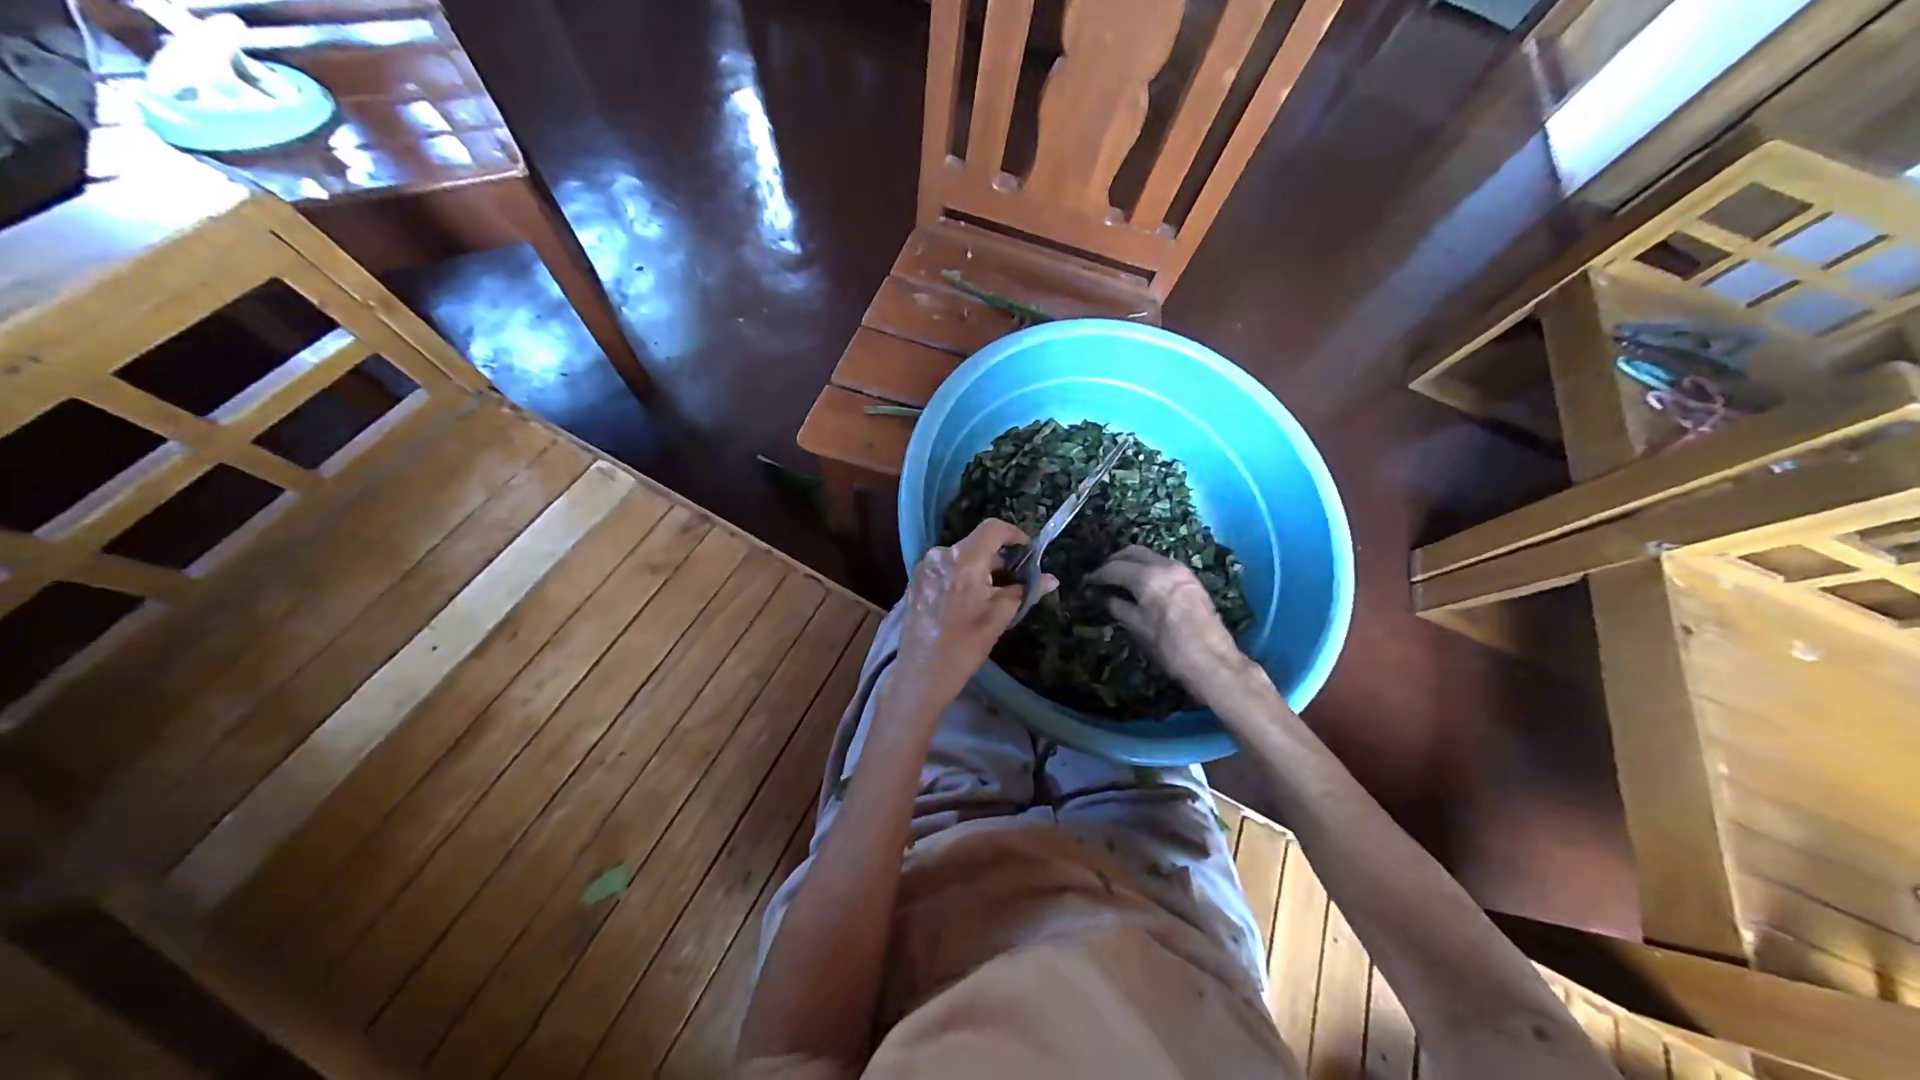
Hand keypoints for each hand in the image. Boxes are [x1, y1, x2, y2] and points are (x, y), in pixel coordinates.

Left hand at [889, 519, 1056, 717]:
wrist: (923, 672)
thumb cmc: (966, 643)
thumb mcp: (1001, 615)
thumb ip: (1025, 590)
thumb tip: (1050, 579)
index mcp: (963, 558)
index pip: (994, 528)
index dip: (1015, 535)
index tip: (1028, 552)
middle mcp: (940, 554)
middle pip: (976, 544)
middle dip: (998, 559)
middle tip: (1014, 582)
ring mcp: (924, 568)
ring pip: (960, 558)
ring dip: (980, 570)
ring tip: (992, 597)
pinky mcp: (915, 583)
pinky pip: (945, 570)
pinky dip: (961, 578)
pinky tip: (967, 603)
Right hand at [1089, 546, 1256, 695]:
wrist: (1212, 661)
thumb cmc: (1170, 648)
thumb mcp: (1137, 628)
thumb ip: (1118, 607)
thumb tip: (1105, 597)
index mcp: (1148, 578)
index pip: (1114, 568)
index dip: (1098, 575)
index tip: (1087, 582)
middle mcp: (1165, 566)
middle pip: (1133, 552)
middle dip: (1114, 560)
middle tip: (1101, 575)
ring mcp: (1181, 571)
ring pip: (1149, 556)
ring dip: (1132, 562)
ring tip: (1119, 579)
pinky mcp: (1191, 579)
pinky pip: (1162, 564)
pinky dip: (1147, 568)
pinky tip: (1140, 584)